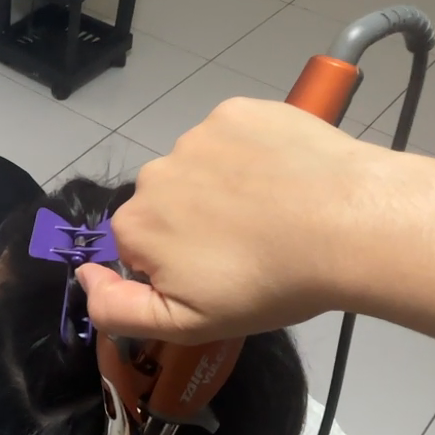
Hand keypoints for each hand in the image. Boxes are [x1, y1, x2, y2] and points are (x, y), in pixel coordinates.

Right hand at [79, 97, 425, 341]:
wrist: (350, 226)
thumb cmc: (267, 284)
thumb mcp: (185, 324)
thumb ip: (116, 309)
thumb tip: (83, 275)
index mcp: (135, 224)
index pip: (138, 246)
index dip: (173, 265)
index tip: (215, 275)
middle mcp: (153, 173)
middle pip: (164, 204)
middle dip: (192, 223)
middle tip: (248, 246)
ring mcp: (196, 136)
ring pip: (197, 168)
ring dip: (222, 186)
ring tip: (273, 210)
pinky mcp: (237, 110)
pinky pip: (230, 135)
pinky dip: (247, 152)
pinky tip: (281, 174)